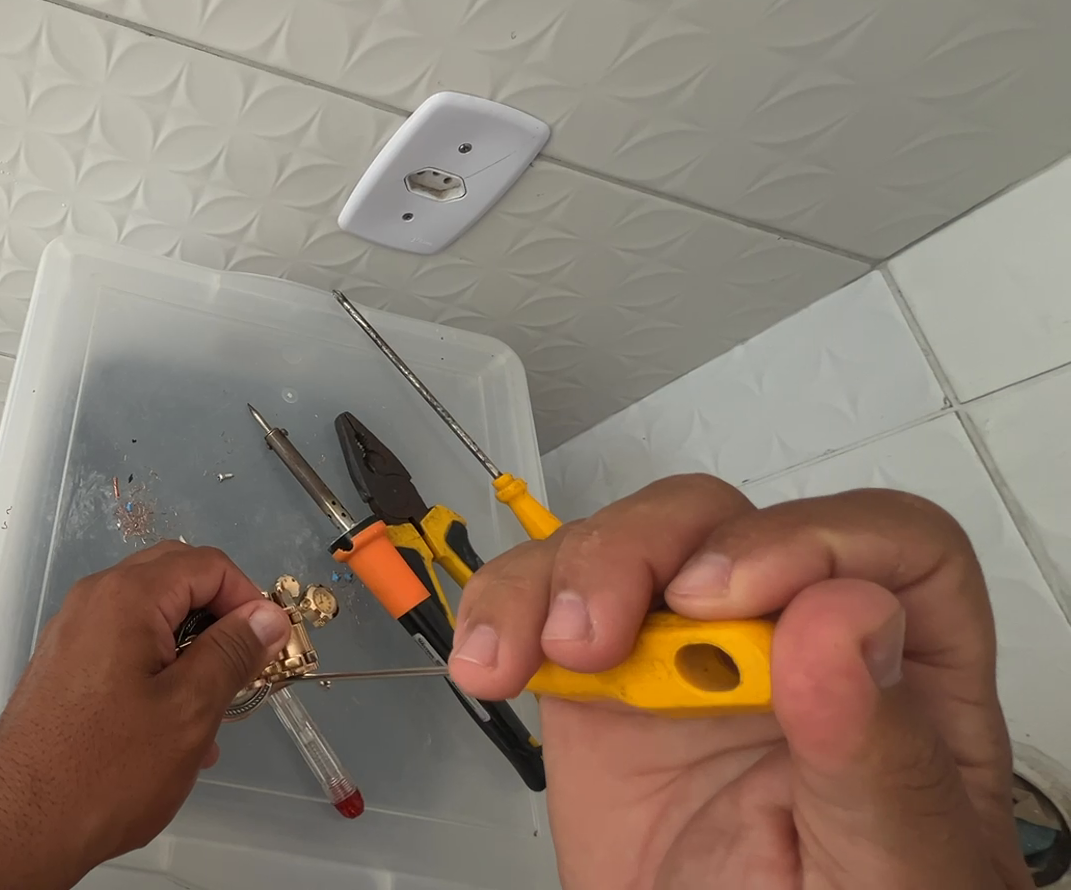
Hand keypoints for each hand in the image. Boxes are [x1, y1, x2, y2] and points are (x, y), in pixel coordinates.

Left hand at [0, 542, 288, 889]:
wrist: (19, 821)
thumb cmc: (107, 767)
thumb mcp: (189, 709)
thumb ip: (232, 652)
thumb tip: (267, 615)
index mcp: (127, 594)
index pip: (206, 564)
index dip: (248, 599)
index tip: (270, 646)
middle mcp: (96, 596)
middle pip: (175, 576)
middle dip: (219, 614)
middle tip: (246, 665)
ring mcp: (75, 626)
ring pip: (150, 610)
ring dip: (190, 643)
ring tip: (212, 707)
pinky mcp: (65, 659)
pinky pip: (123, 638)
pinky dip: (157, 661)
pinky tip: (171, 721)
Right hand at [447, 475, 1029, 889]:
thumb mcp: (884, 878)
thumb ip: (877, 757)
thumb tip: (845, 614)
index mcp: (886, 678)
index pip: (877, 544)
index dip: (803, 542)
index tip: (712, 605)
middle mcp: (767, 637)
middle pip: (705, 518)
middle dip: (630, 554)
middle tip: (592, 639)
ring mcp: (662, 645)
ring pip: (602, 540)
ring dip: (542, 584)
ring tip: (512, 663)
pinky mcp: (579, 664)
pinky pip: (527, 590)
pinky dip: (491, 609)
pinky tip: (484, 664)